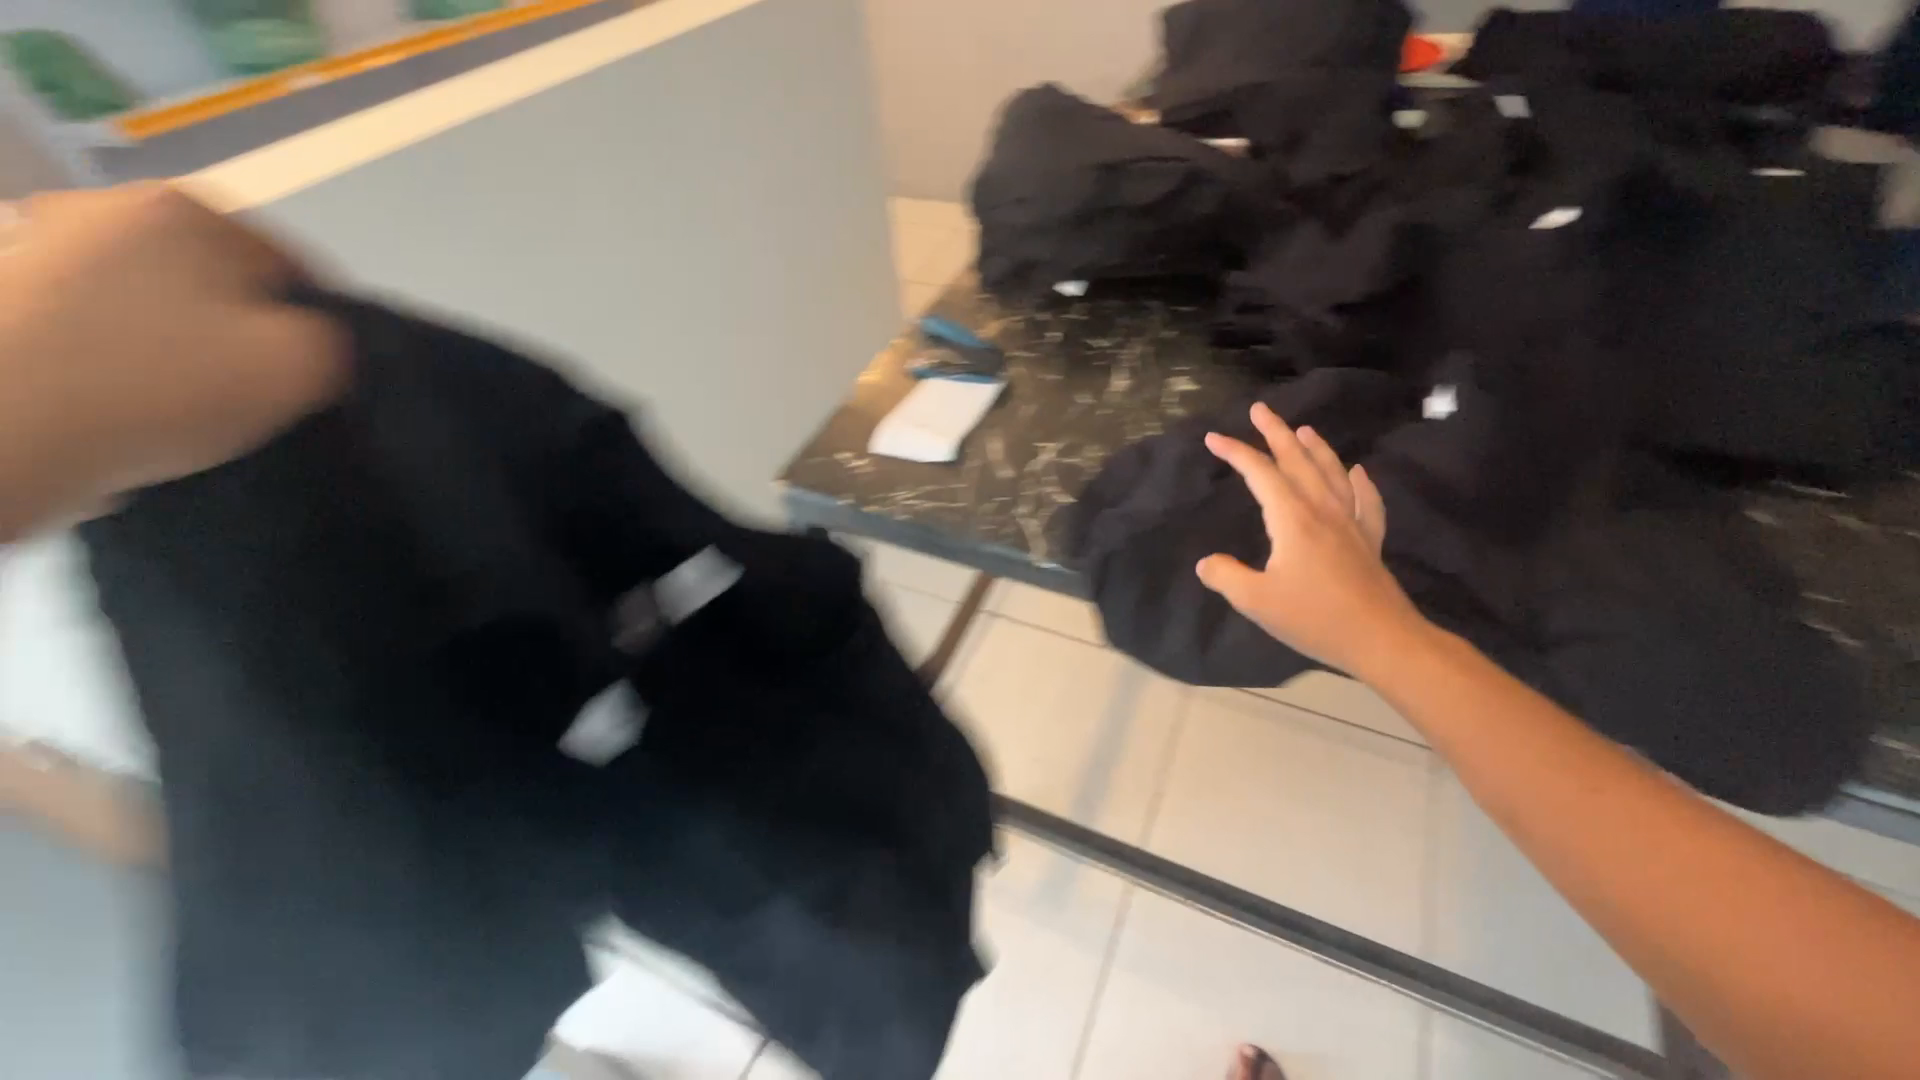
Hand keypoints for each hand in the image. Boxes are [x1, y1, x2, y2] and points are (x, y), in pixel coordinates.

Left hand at [0, 183, 345, 536]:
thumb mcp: (307, 364)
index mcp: (187, 209)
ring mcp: (38, 246)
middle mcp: (106, 206)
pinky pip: (101, 328)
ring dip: (182, 348)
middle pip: (222, 284)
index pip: (297, 271)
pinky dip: (123, 362)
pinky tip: (124, 402)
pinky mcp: (3, 297)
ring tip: (181, 403)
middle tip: (249, 393)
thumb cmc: (162, 385)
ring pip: (161, 307)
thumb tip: (312, 336)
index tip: (309, 380)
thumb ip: (340, 338)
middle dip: (243, 333)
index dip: (318, 330)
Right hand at [1195, 401, 1429, 675]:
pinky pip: (1367, 502)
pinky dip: (1361, 483)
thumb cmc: (1314, 618)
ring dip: (1316, 448)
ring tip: (1303, 429)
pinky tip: (1358, 472)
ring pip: (1332, 473)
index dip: (1236, 453)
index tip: (1214, 438)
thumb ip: (1226, 576)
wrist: (1381, 639)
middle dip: (1276, 433)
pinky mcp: (1370, 542)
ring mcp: (1351, 524)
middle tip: (1260, 410)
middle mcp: (1323, 511)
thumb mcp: (1256, 601)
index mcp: (1292, 520)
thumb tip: (1206, 563)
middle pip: (1297, 461)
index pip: (1260, 474)